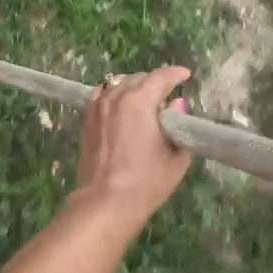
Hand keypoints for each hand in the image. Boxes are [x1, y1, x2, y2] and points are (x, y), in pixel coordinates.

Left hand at [73, 66, 193, 226]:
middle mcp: (115, 96)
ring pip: (118, 84)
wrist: (106, 198)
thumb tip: (177, 105)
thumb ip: (178, 127)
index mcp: (139, 101)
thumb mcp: (175, 157)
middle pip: (137, 78)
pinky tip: (121, 104)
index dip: (175, 74)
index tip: (185, 75)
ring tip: (146, 99)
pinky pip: (101, 94)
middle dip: (155, 81)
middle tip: (168, 93)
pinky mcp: (86, 117)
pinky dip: (114, 94)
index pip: (159, 77)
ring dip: (134, 86)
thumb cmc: (147, 181)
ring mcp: (97, 105)